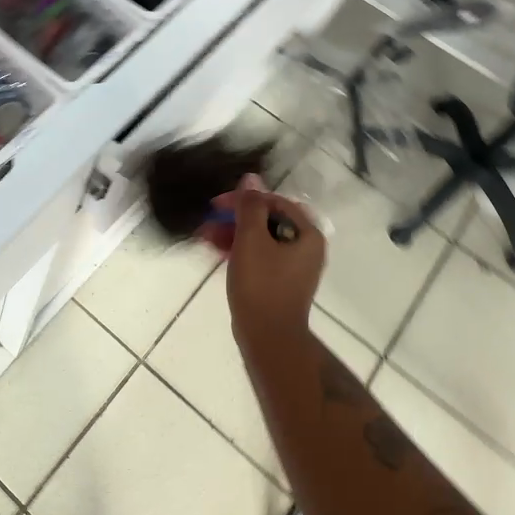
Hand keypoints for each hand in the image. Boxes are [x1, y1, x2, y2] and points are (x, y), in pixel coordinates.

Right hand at [218, 174, 326, 354]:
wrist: (268, 336)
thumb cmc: (261, 284)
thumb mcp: (251, 239)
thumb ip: (250, 206)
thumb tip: (251, 178)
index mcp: (307, 234)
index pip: (274, 202)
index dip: (244, 199)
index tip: (216, 205)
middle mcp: (306, 247)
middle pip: (267, 219)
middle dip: (234, 218)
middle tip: (208, 222)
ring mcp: (295, 266)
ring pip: (261, 238)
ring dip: (233, 234)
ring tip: (206, 238)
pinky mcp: (281, 281)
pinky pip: (260, 256)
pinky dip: (240, 251)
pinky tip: (217, 252)